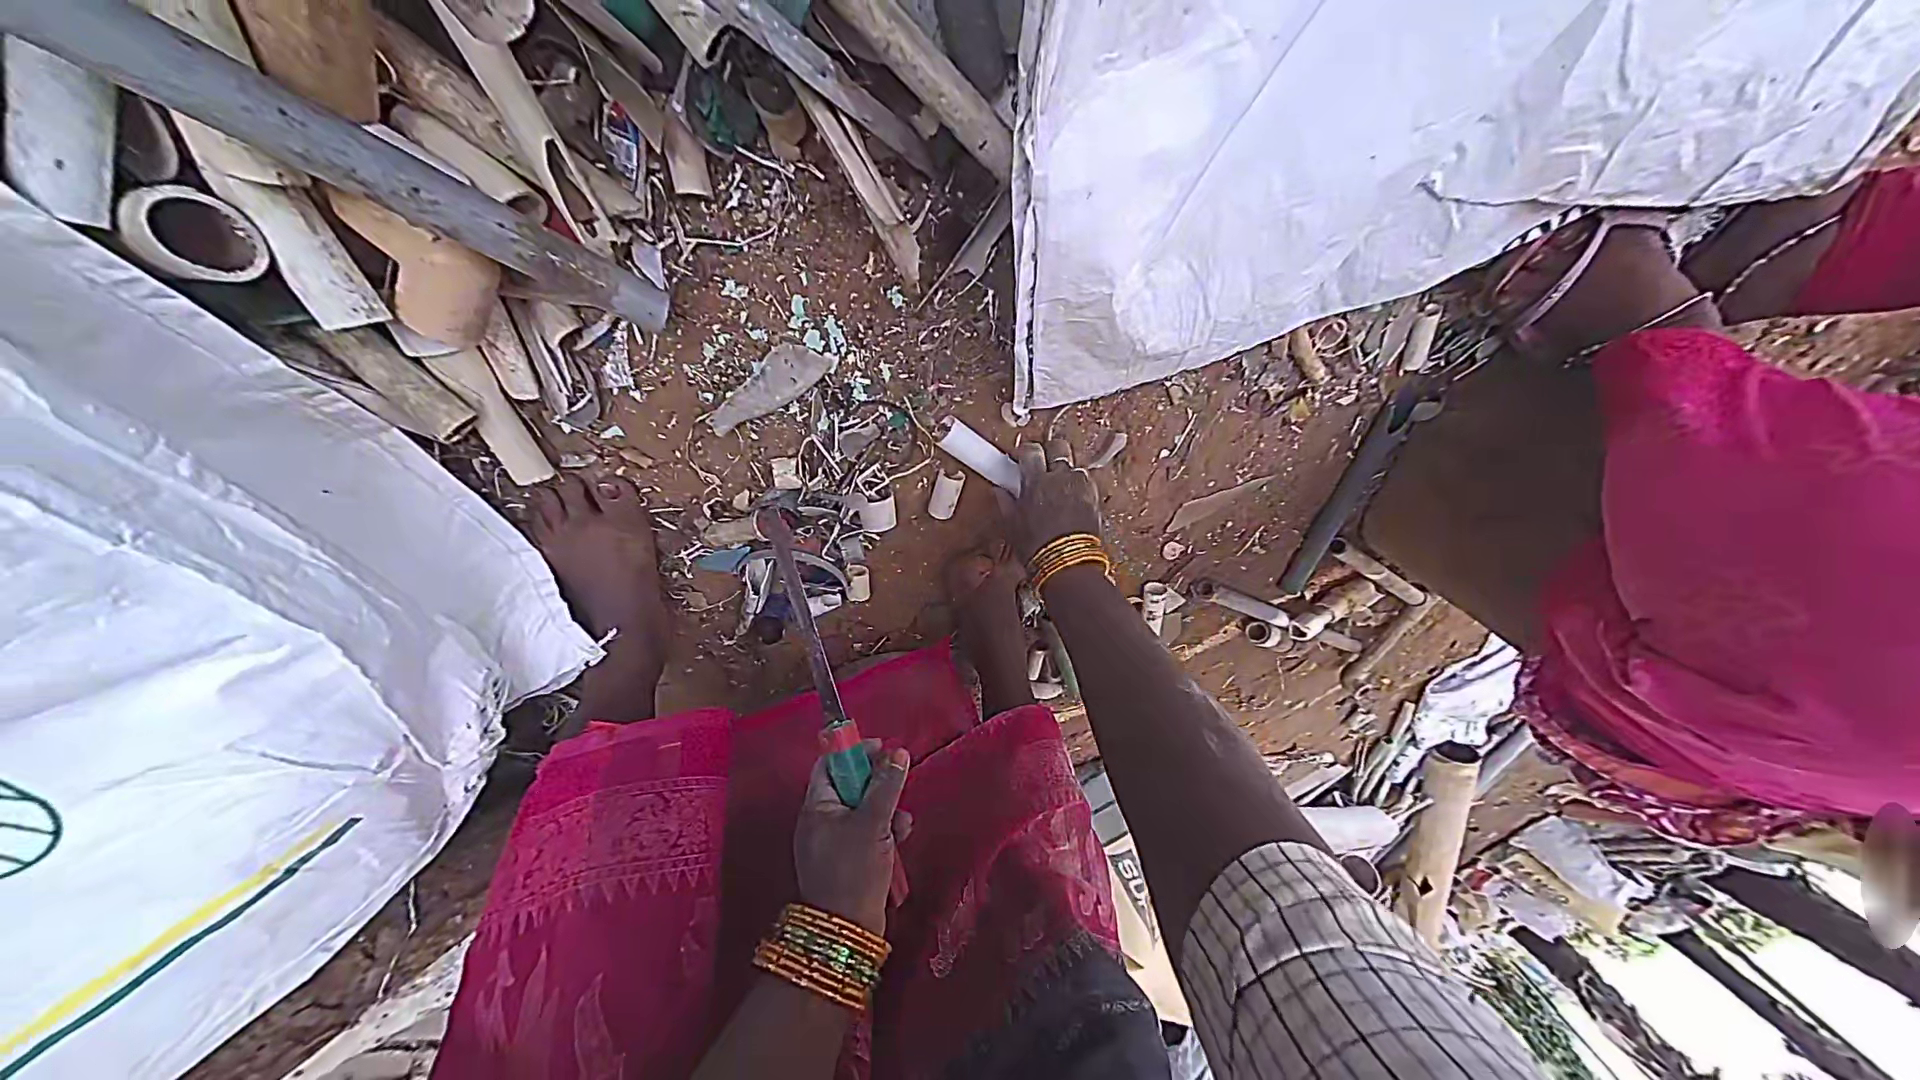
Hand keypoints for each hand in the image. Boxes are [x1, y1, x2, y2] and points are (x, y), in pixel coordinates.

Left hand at [794, 741, 911, 934]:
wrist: (846, 932)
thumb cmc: (853, 871)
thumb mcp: (872, 823)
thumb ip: (886, 785)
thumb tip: (898, 753)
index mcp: (817, 806)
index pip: (830, 765)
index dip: (854, 752)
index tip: (881, 748)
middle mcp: (822, 820)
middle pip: (850, 785)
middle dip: (877, 782)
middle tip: (898, 780)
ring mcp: (835, 841)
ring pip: (863, 809)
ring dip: (886, 808)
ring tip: (901, 820)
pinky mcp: (850, 859)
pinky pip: (868, 832)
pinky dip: (885, 829)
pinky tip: (900, 837)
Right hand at [995, 440, 1103, 563]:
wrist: (1067, 566)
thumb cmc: (1039, 549)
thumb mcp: (1013, 525)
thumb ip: (1006, 502)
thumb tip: (1000, 491)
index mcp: (1037, 481)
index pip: (1031, 450)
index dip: (1024, 450)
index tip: (1020, 457)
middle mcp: (1061, 478)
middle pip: (1058, 446)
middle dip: (1049, 450)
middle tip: (1040, 463)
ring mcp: (1081, 486)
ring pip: (1073, 465)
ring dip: (1064, 470)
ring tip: (1055, 486)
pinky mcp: (1094, 498)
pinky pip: (1086, 482)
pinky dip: (1077, 486)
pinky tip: (1068, 499)